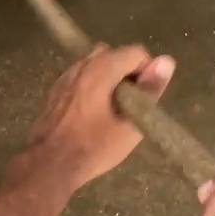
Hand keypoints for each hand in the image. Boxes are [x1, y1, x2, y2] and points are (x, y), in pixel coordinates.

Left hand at [14, 45, 173, 192]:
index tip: (145, 98)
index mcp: (100, 70)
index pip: (135, 52)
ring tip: (115, 110)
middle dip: (128, 72)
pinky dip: (93, 85)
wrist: (49, 163)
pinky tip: (94, 112)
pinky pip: (82, 76)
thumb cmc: (94, 146)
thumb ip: (149, 90)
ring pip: (95, 64)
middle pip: (114, 54)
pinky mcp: (56, 89)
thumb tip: (166, 60)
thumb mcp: (130, 123)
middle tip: (131, 104)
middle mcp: (81, 66)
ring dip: (110, 78)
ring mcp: (65, 76)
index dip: (147, 72)